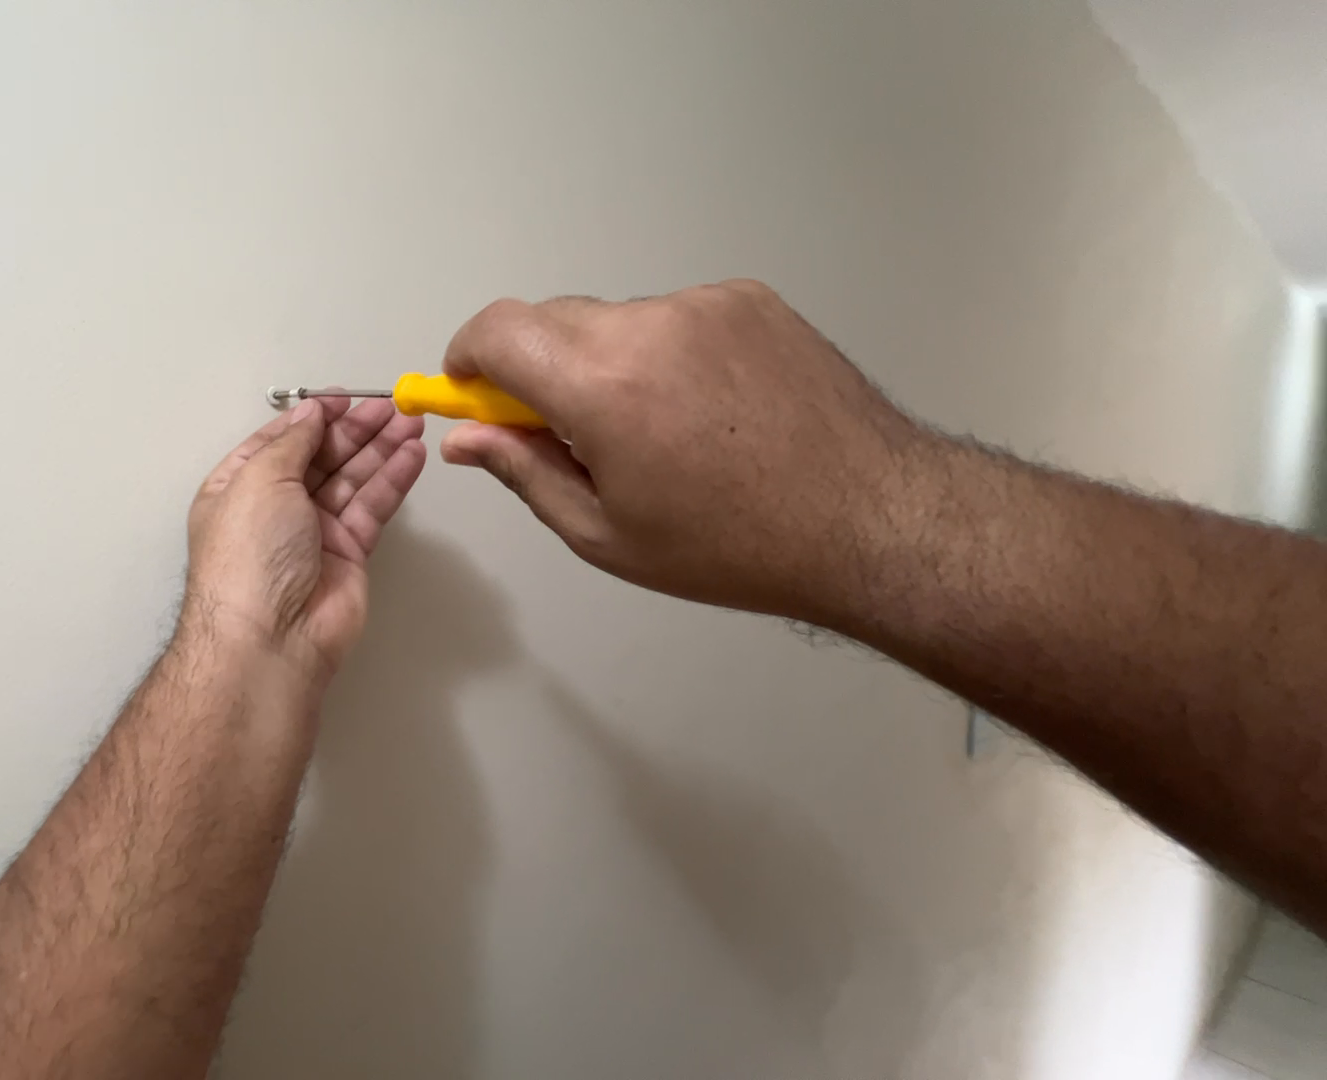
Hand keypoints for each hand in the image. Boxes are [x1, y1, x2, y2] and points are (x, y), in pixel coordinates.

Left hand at [185, 397, 426, 676]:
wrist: (272, 639)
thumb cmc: (252, 551)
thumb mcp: (260, 480)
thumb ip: (292, 442)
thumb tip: (311, 412)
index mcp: (240, 487)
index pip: (280, 441)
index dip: (313, 417)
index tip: (346, 398)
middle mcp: (276, 507)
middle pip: (321, 457)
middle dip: (355, 430)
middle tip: (394, 405)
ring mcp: (314, 531)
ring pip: (352, 480)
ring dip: (381, 449)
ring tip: (413, 421)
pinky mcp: (349, 553)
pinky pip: (372, 508)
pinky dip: (392, 480)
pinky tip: (413, 454)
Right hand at [438, 281, 929, 624]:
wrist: (872, 520)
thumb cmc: (723, 548)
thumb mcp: (603, 533)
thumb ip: (523, 472)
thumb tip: (461, 439)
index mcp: (602, 386)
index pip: (497, 332)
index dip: (467, 357)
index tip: (472, 392)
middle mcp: (648, 324)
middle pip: (547, 318)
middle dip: (530, 366)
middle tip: (563, 429)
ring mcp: (705, 303)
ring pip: (609, 319)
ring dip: (597, 361)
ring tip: (650, 427)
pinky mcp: (749, 297)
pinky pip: (668, 317)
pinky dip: (655, 352)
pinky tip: (699, 406)